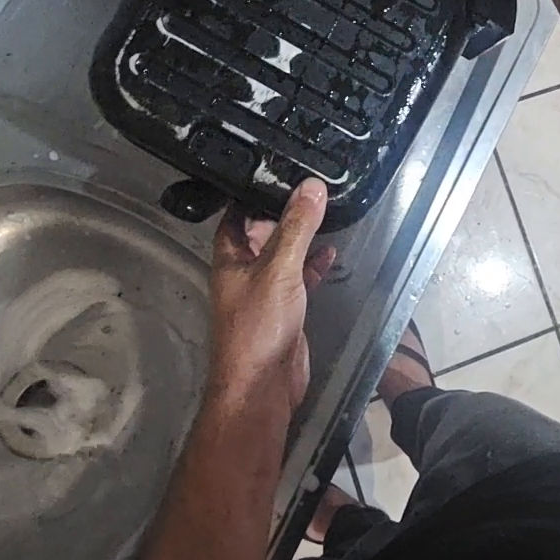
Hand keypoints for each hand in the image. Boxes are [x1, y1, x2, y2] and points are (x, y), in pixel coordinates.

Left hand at [207, 178, 335, 408]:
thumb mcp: (279, 268)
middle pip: (260, 234)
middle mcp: (244, 273)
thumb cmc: (258, 328)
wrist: (264, 386)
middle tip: (304, 191)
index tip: (270, 172)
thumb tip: (311, 188)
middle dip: (281, 214)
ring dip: (300, 238)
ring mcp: (264, 293)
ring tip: (322, 215)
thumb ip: (297, 227)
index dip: (248, 194)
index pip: (234, 216)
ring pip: (282, 256)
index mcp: (229, 259)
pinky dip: (313, 265)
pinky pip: (299, 279)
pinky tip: (329, 255)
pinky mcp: (285, 311)